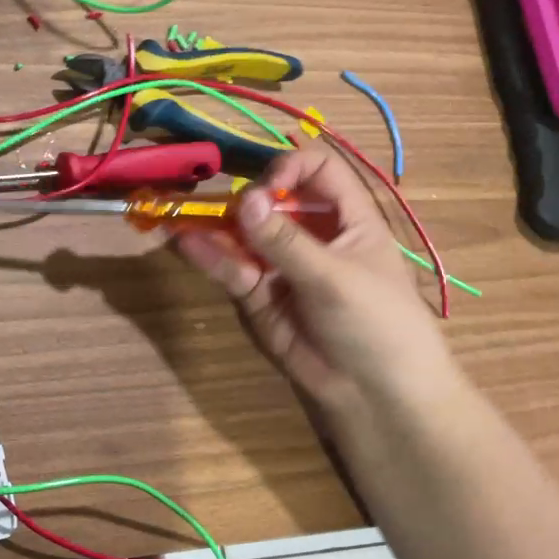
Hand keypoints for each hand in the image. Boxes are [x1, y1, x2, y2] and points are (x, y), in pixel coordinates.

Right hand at [173, 140, 458, 419]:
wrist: (375, 392)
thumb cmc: (376, 322)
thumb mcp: (333, 277)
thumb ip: (284, 240)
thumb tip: (242, 199)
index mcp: (347, 219)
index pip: (318, 171)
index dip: (290, 167)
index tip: (266, 184)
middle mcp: (311, 235)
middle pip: (271, 199)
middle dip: (243, 199)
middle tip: (225, 212)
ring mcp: (281, 265)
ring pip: (243, 234)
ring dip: (215, 225)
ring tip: (181, 218)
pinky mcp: (257, 294)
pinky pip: (229, 267)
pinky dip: (207, 255)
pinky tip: (186, 243)